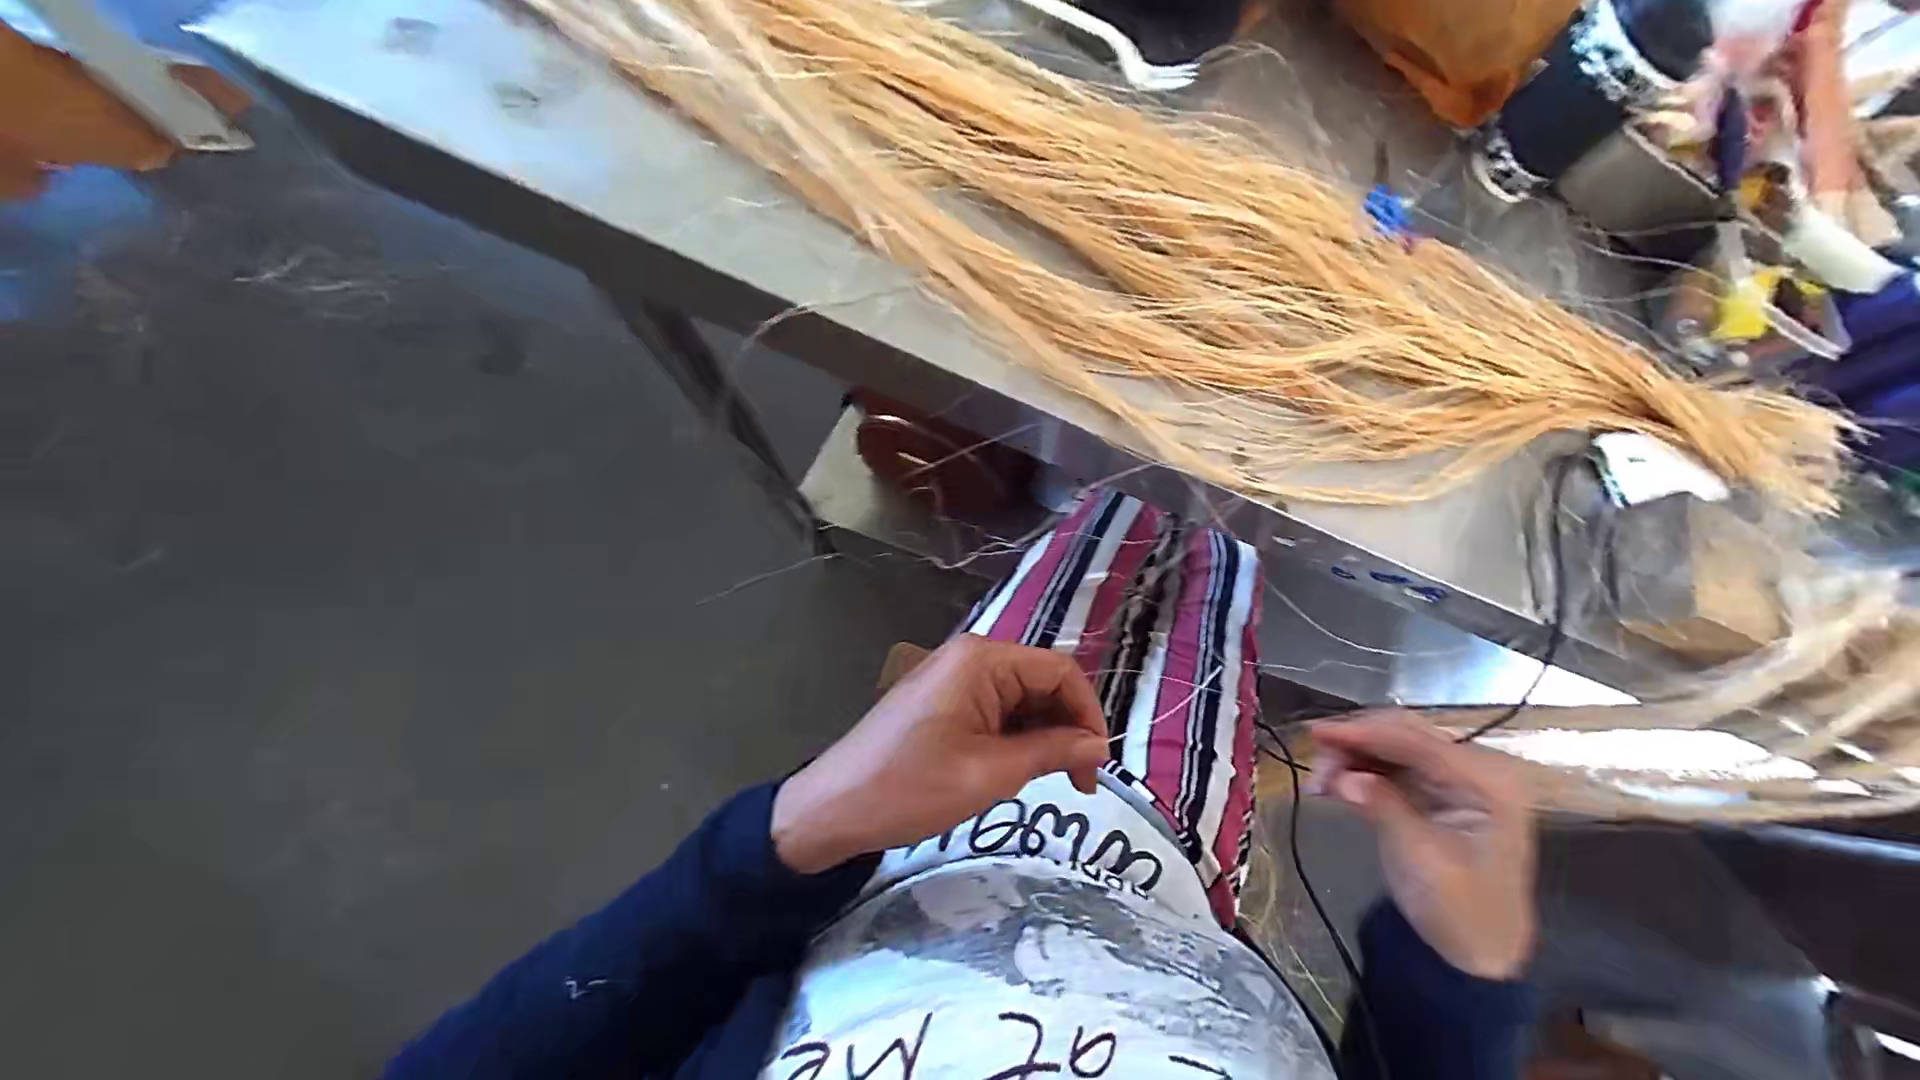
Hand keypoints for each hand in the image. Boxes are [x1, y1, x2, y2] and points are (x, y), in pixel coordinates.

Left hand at [770, 636, 1108, 873]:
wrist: (834, 806)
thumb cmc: (911, 786)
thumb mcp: (990, 773)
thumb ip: (1051, 751)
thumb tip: (1097, 746)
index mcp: (982, 660)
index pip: (1059, 669)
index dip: (1088, 712)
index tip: (1097, 763)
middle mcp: (971, 657)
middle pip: (1041, 681)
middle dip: (1067, 727)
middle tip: (1079, 782)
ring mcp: (954, 677)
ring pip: (1021, 698)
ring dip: (1043, 736)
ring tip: (1049, 781)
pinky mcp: (944, 699)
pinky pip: (995, 709)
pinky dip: (1015, 737)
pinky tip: (1017, 770)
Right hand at [1309, 711, 1536, 979]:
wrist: (1476, 950)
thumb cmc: (1461, 909)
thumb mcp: (1423, 860)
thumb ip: (1385, 808)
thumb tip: (1344, 776)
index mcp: (1486, 782)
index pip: (1416, 741)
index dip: (1363, 732)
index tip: (1317, 733)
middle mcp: (1470, 769)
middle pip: (1399, 733)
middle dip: (1352, 743)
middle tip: (1314, 764)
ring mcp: (1447, 777)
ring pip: (1384, 743)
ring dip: (1348, 755)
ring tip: (1319, 784)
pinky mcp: (1424, 787)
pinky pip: (1380, 762)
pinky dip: (1352, 768)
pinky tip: (1329, 786)